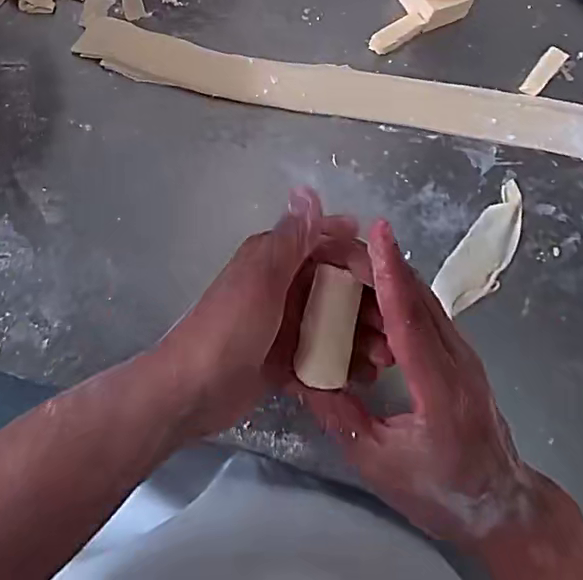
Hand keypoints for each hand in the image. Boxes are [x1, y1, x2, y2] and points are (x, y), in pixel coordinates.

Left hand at [152, 187, 371, 436]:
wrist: (189, 392)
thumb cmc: (229, 327)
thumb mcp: (264, 276)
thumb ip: (292, 237)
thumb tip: (309, 190)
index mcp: (277, 257)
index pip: (330, 246)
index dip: (363, 260)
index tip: (394, 284)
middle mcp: (284, 284)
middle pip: (338, 288)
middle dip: (369, 307)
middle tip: (393, 334)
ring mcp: (283, 323)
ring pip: (333, 324)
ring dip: (360, 339)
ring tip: (381, 363)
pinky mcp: (282, 359)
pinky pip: (319, 357)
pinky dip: (340, 366)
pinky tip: (360, 381)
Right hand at [300, 219, 536, 550]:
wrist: (501, 505)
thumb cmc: (440, 492)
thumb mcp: (379, 463)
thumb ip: (340, 415)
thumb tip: (300, 375)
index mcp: (439, 388)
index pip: (409, 318)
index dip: (390, 272)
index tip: (378, 231)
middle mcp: (457, 359)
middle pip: (417, 296)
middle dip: (380, 262)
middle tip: (338, 244)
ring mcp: (463, 352)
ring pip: (424, 300)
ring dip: (388, 279)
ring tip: (347, 268)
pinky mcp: (460, 353)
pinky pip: (427, 314)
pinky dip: (399, 299)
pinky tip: (372, 304)